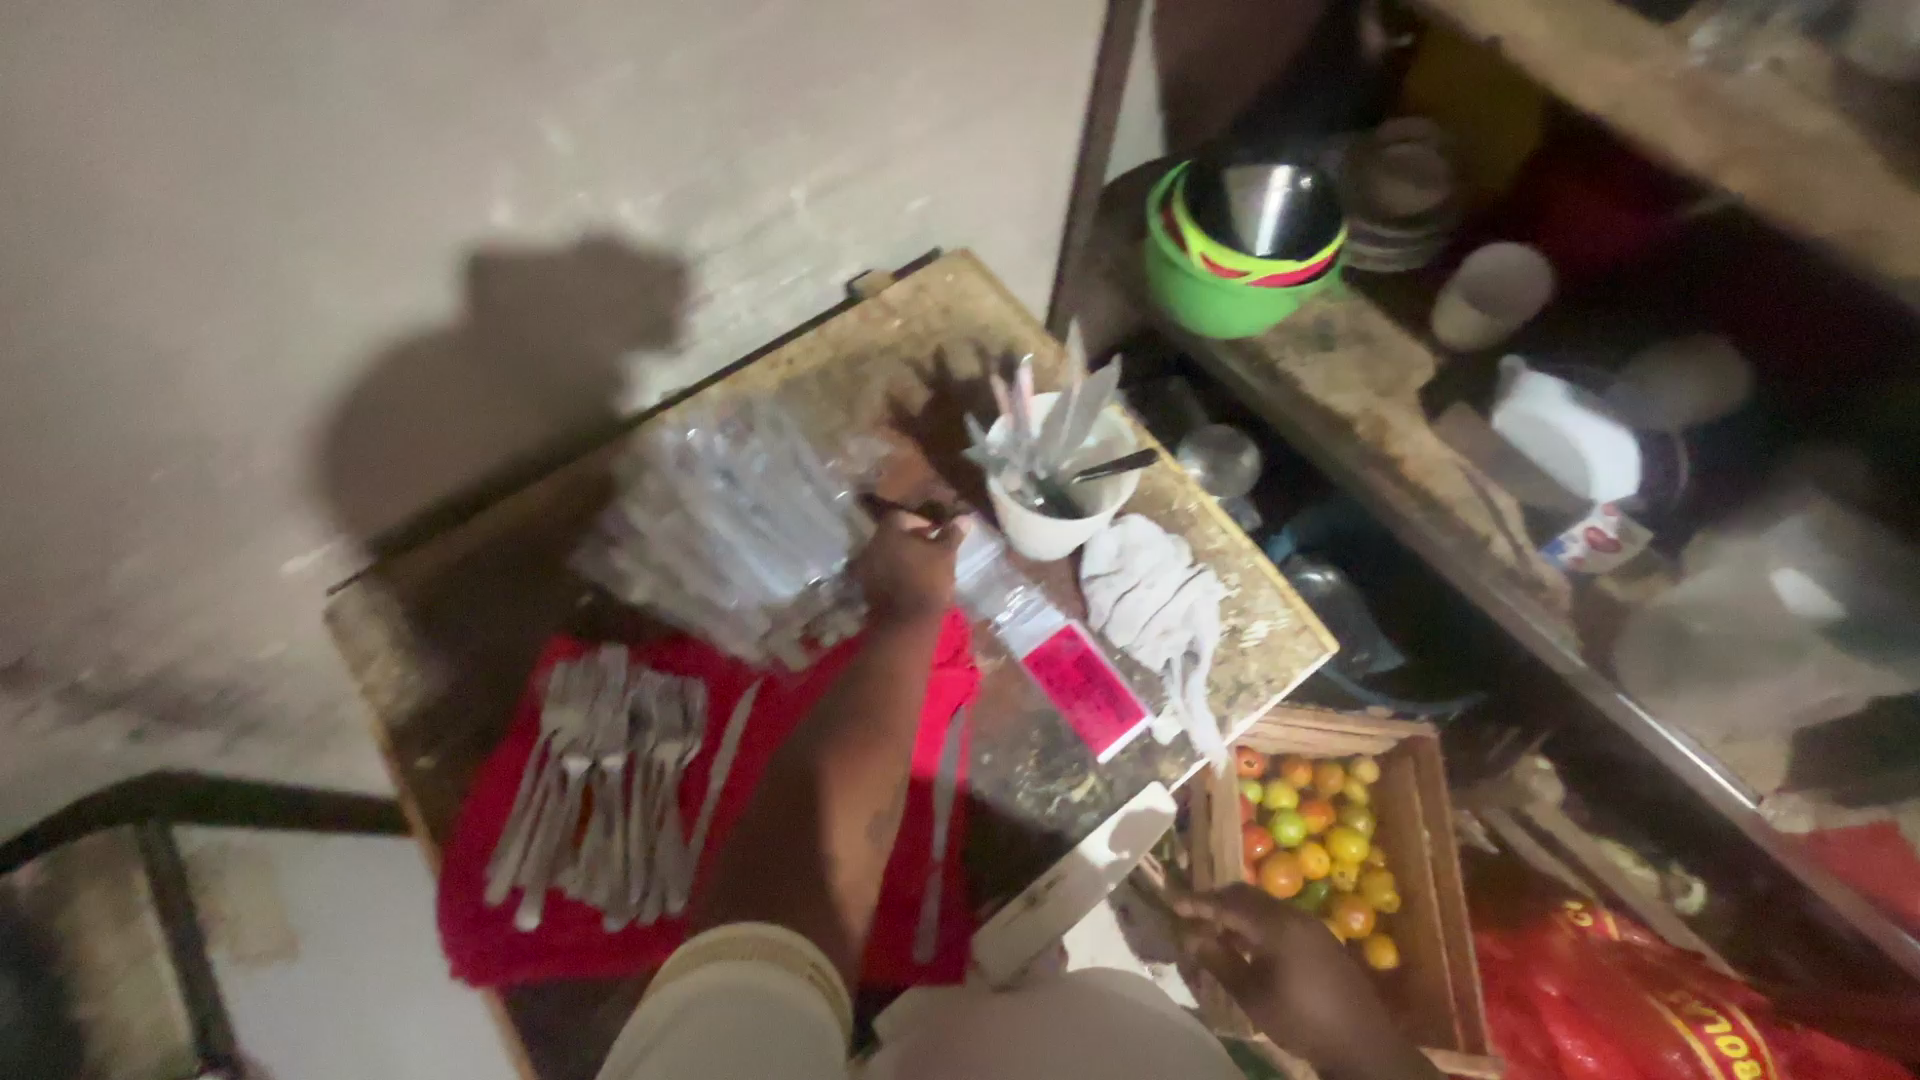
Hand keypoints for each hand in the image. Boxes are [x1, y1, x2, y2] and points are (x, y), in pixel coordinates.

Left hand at [855, 509, 965, 625]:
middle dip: (911, 539)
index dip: (921, 522)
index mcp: (889, 531)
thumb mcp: (946, 555)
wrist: (907, 621)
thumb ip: (952, 534)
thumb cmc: (928, 580)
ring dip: (902, 556)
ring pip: (887, 553)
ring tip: (923, 566)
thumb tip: (964, 518)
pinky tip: (911, 581)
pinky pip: (882, 571)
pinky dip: (895, 572)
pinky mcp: (867, 586)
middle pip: (893, 534)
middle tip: (931, 549)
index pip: (903, 515)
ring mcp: (866, 566)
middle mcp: (873, 544)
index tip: (936, 532)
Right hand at [1173, 885, 1438, 1079]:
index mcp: (1275, 924)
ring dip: (1238, 912)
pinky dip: (1257, 922)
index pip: (1227, 902)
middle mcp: (1293, 914)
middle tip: (1193, 915)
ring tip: (1217, 932)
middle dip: (1217, 902)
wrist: (1363, 1046)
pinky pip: (1280, 917)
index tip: (1173, 902)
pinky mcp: (1322, 939)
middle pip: (1246, 895)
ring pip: (1264, 905)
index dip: (1197, 902)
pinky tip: (1249, 945)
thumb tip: (1189, 935)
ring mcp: (1311, 925)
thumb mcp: (1252, 994)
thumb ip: (1218, 960)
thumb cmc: (1301, 1020)